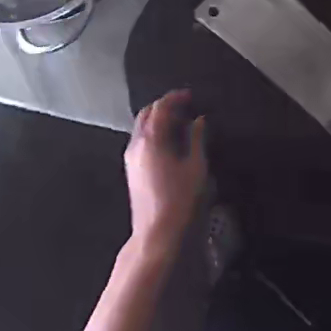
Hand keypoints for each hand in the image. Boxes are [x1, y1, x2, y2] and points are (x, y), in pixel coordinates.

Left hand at [125, 90, 206, 255]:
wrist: (155, 235)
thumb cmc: (179, 200)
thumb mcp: (196, 167)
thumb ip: (197, 139)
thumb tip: (199, 120)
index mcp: (151, 139)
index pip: (160, 107)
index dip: (175, 97)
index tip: (189, 96)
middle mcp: (136, 144)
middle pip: (147, 113)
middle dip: (164, 106)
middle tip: (184, 108)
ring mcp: (131, 157)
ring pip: (142, 127)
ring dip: (158, 120)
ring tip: (180, 124)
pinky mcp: (131, 170)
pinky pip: (140, 140)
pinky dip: (153, 133)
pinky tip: (170, 143)